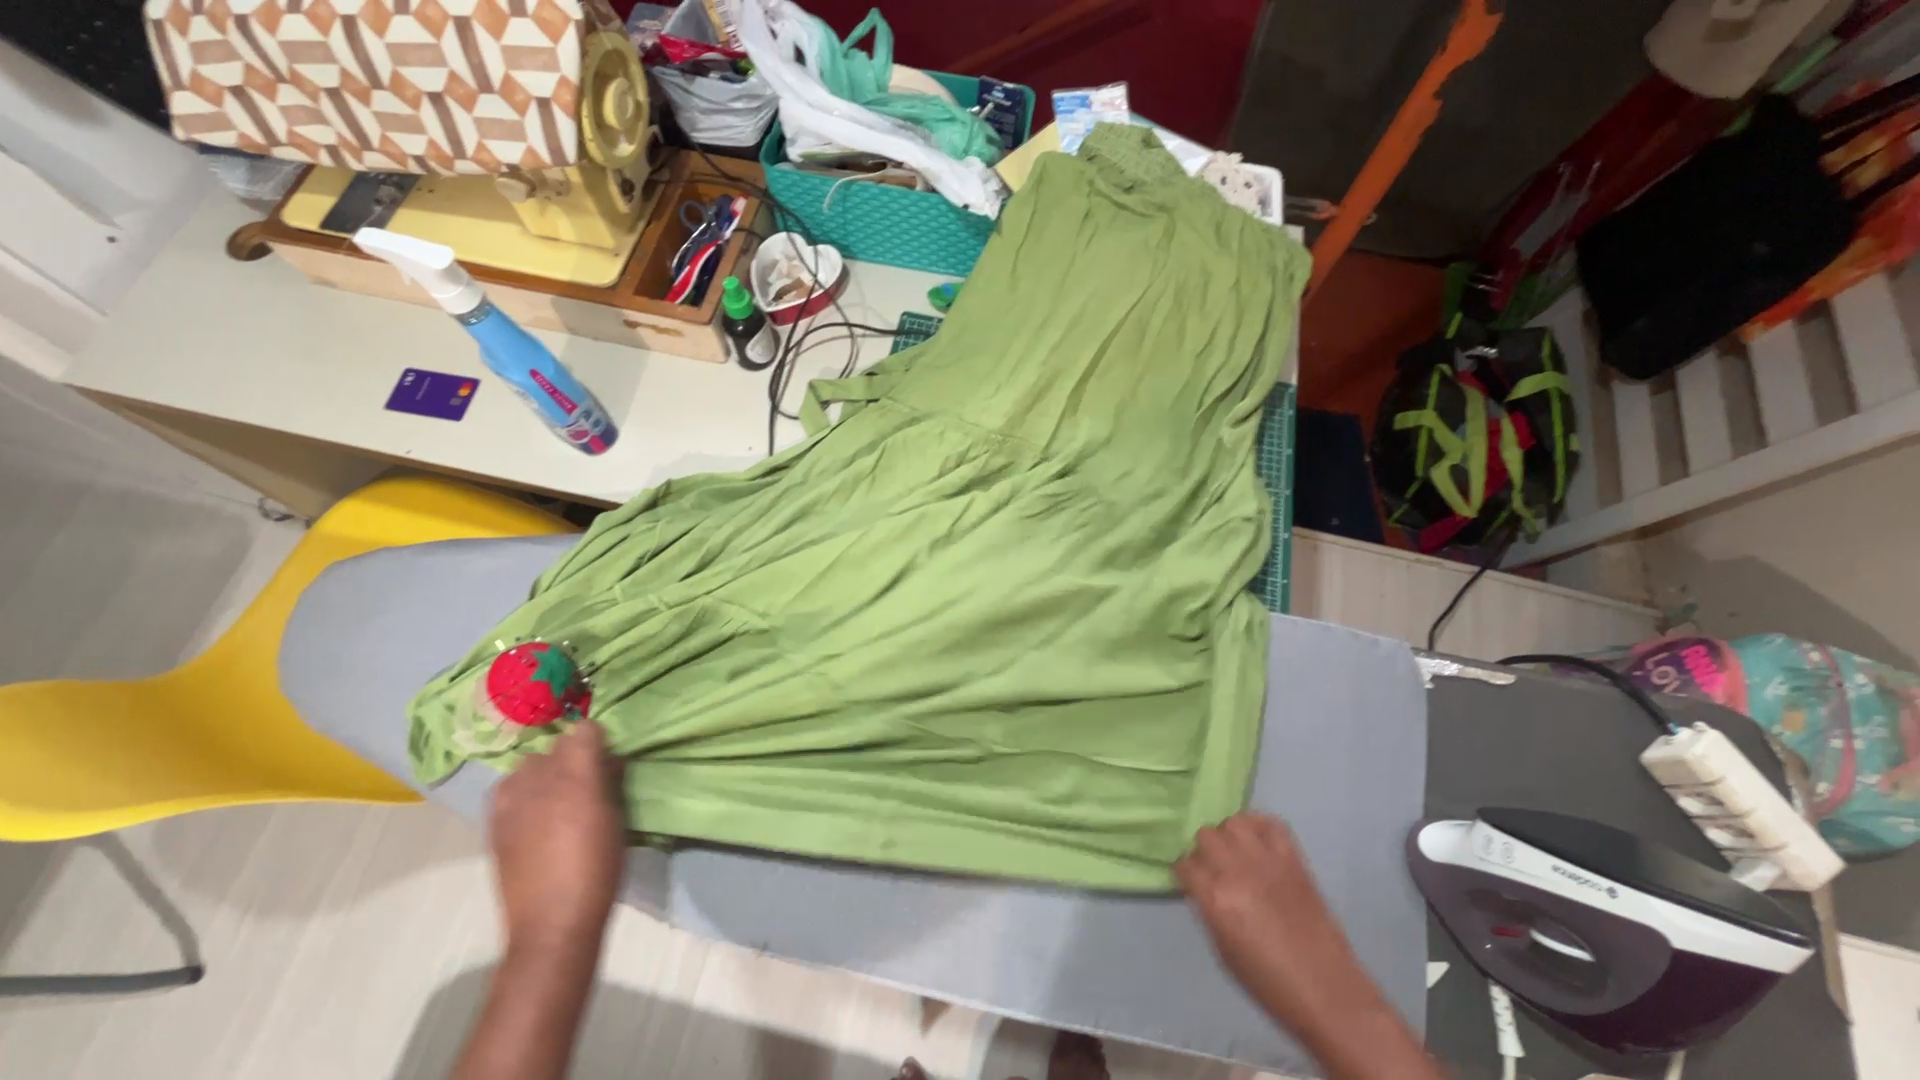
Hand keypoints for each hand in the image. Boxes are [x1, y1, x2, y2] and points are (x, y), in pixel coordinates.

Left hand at [486, 721, 626, 953]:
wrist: (551, 924)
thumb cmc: (597, 871)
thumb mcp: (616, 822)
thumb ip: (611, 782)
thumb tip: (609, 760)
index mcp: (575, 776)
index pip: (584, 730)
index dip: (598, 739)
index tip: (608, 757)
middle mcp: (537, 779)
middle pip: (555, 746)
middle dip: (572, 756)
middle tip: (587, 781)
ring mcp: (510, 800)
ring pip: (528, 766)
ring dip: (544, 773)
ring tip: (557, 798)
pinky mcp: (493, 822)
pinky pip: (509, 790)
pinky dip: (523, 792)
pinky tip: (534, 815)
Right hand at [1177, 813, 1366, 1018]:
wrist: (1326, 990)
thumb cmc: (1268, 981)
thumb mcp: (1222, 950)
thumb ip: (1208, 910)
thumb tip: (1201, 887)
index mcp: (1216, 899)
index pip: (1185, 865)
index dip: (1184, 873)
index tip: (1189, 881)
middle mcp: (1238, 872)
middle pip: (1205, 836)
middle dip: (1203, 851)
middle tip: (1211, 868)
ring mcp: (1268, 861)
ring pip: (1234, 822)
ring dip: (1228, 836)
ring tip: (1234, 854)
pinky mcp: (1294, 859)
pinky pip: (1271, 823)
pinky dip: (1259, 826)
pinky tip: (1257, 844)